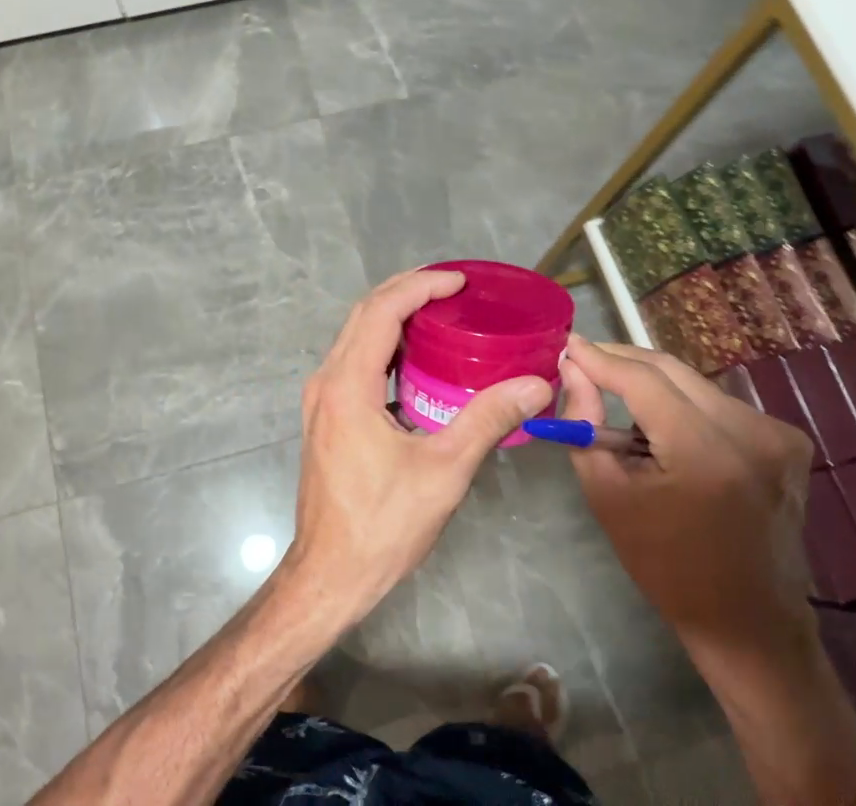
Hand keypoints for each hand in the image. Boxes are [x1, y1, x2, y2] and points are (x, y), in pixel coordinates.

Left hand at [286, 270, 552, 621]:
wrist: (330, 574)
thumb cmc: (384, 524)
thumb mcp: (444, 470)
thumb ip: (488, 419)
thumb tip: (535, 384)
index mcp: (347, 385)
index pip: (381, 311)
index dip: (419, 286)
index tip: (459, 280)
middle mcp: (325, 383)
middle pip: (363, 316)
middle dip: (406, 293)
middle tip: (454, 289)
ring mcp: (320, 403)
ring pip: (355, 339)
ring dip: (394, 319)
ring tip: (441, 315)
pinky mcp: (325, 421)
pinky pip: (354, 365)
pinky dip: (385, 349)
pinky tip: (419, 363)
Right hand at [559, 338, 813, 651]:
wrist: (746, 619)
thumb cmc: (666, 567)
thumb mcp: (608, 497)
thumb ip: (585, 428)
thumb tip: (574, 372)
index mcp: (706, 452)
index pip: (643, 380)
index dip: (601, 359)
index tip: (567, 345)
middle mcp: (751, 431)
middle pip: (674, 372)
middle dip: (625, 362)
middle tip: (584, 360)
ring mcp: (778, 434)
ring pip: (698, 386)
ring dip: (656, 387)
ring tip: (619, 401)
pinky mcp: (790, 441)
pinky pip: (722, 406)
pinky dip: (688, 408)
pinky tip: (667, 432)